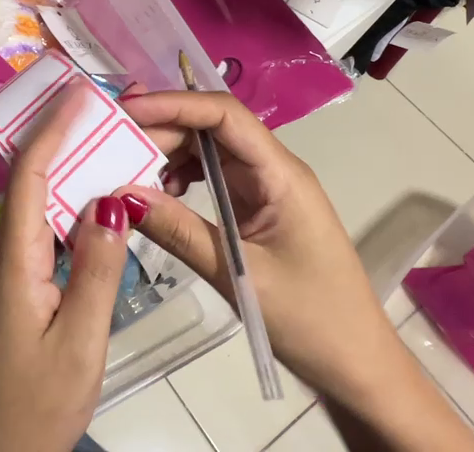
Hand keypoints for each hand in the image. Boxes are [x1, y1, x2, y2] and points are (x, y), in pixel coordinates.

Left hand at [0, 81, 137, 451]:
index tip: (78, 91)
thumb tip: (111, 201)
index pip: (29, 173)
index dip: (52, 128)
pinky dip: (74, 207)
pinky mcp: (19, 280)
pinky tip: (102, 202)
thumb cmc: (39, 401)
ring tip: (113, 143)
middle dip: (66, 138)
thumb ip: (98, 269)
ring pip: (42, 202)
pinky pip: (47, 228)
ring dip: (73, 171)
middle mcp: (5, 248)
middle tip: (107, 109)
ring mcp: (9, 264)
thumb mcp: (80, 340)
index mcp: (15, 256)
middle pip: (34, 178)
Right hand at [117, 90, 473, 451]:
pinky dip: (180, 178)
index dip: (175, 104)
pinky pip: (212, 177)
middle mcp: (273, 170)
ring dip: (168, 154)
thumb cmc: (313, 321)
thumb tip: (118, 195)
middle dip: (162, 130)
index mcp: (281, 174)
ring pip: (208, 151)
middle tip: (112, 147)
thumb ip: (178, 230)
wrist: (361, 370)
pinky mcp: (256, 209)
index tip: (127, 112)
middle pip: (211, 128)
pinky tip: (157, 195)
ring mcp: (265, 189)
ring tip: (127, 170)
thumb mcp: (239, 275)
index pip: (224, 114)